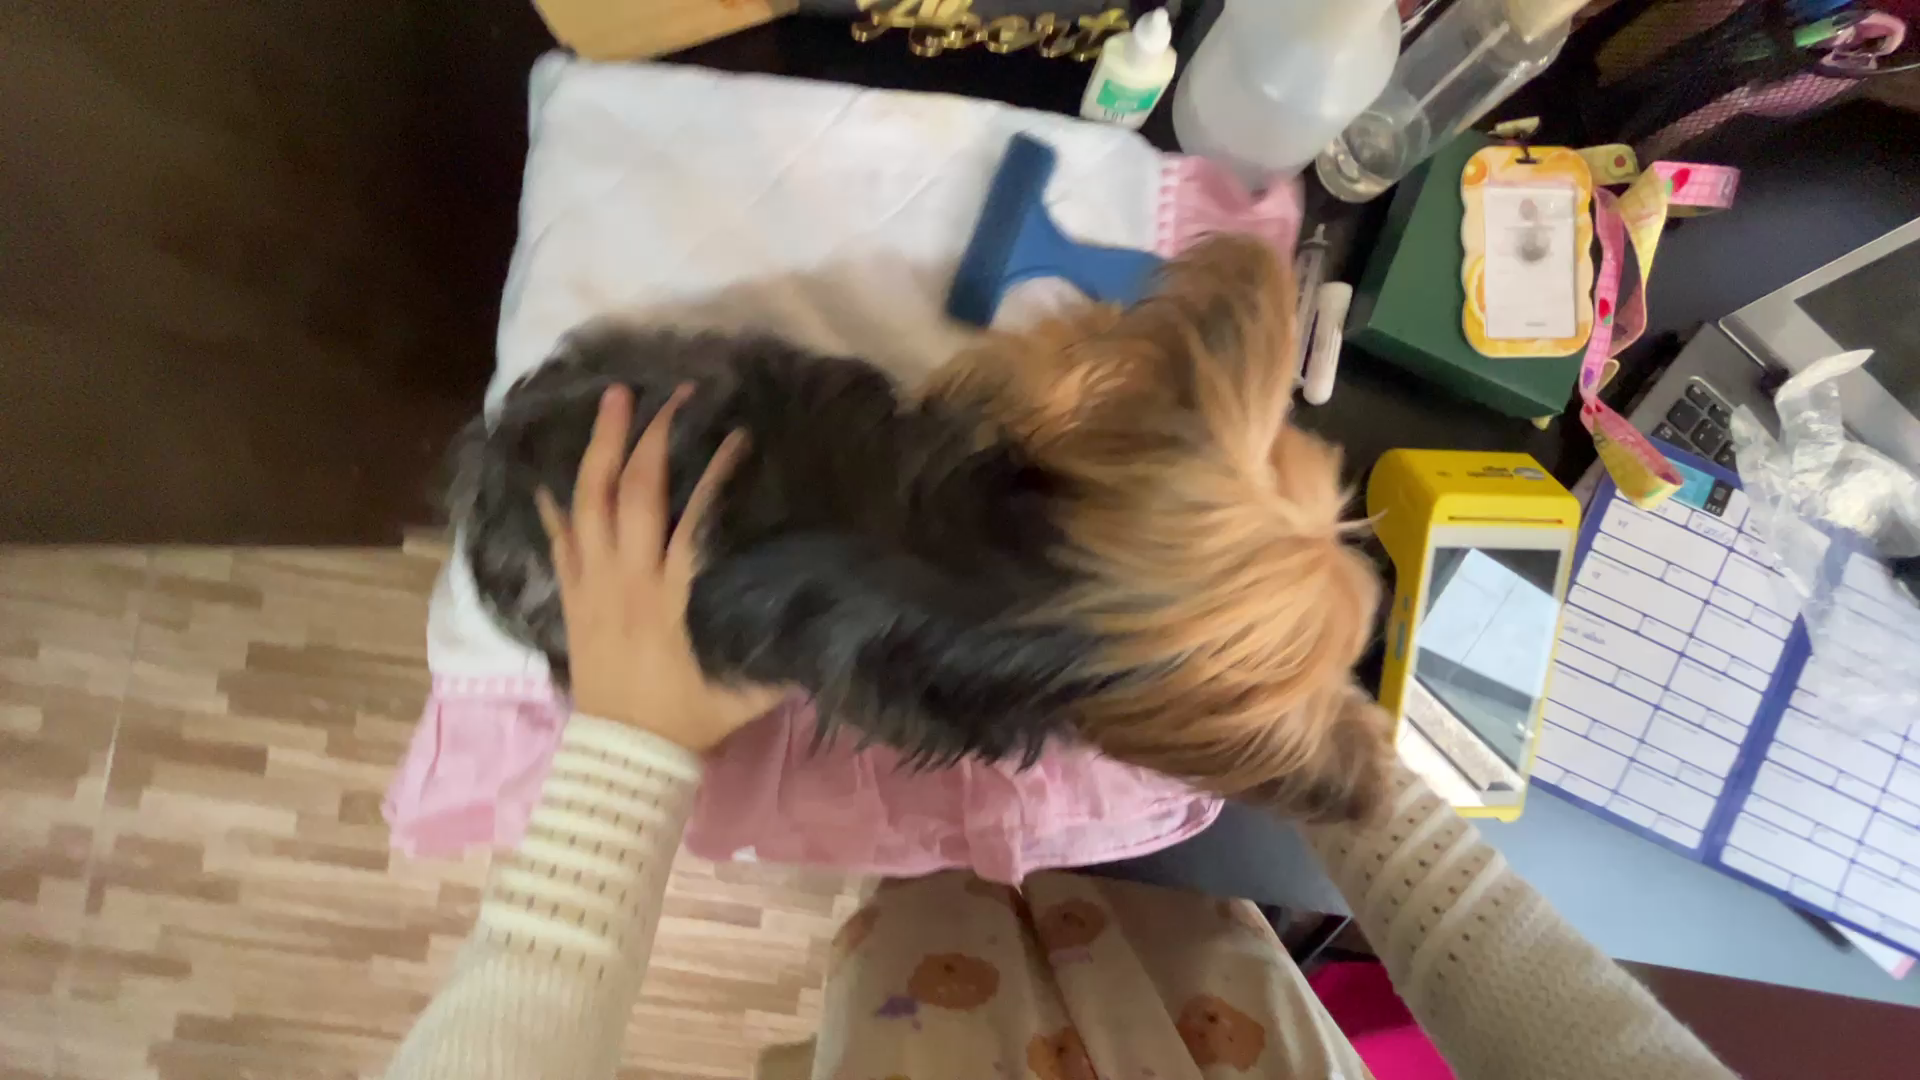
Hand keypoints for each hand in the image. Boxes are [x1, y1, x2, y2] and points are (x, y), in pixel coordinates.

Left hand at [535, 383, 785, 752]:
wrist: (626, 755)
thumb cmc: (694, 714)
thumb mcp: (752, 684)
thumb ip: (782, 645)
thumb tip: (820, 605)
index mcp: (675, 595)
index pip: (695, 515)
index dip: (716, 470)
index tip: (736, 436)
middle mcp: (629, 579)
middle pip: (635, 492)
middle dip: (653, 436)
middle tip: (674, 396)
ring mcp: (593, 585)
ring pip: (588, 503)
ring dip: (599, 448)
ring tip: (612, 401)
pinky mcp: (572, 598)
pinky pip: (557, 541)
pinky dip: (555, 505)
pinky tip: (552, 473)